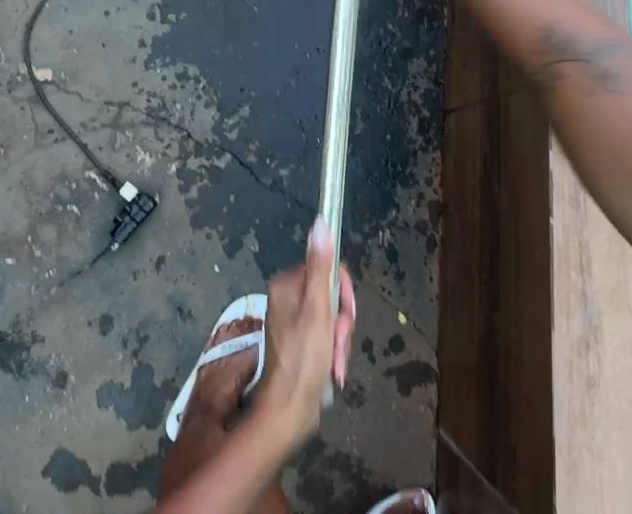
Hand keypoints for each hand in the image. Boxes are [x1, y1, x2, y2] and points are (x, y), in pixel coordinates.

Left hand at [252, 220, 356, 444]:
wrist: (290, 409)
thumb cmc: (304, 357)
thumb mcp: (318, 308)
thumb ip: (321, 265)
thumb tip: (321, 222)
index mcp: (287, 285)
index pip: (326, 270)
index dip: (342, 291)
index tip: (344, 311)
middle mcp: (288, 299)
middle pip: (331, 295)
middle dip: (341, 321)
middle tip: (338, 339)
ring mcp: (294, 322)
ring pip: (332, 318)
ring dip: (340, 340)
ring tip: (335, 360)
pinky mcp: (301, 343)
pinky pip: (326, 336)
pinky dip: (334, 351)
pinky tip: (333, 368)